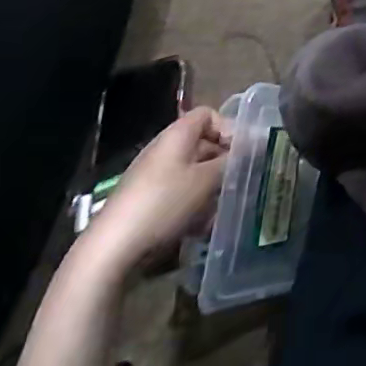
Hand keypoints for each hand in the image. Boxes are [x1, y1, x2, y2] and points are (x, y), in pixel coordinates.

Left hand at [78, 106, 233, 272]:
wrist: (112, 250)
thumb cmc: (165, 203)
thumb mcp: (207, 180)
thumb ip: (232, 161)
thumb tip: (253, 148)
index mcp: (177, 135)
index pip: (208, 114)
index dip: (228, 128)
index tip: (242, 152)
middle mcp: (163, 149)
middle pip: (202, 144)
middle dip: (223, 162)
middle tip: (240, 182)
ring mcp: (151, 176)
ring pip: (192, 172)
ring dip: (210, 187)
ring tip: (222, 209)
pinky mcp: (145, 202)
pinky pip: (178, 193)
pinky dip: (193, 205)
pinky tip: (200, 227)